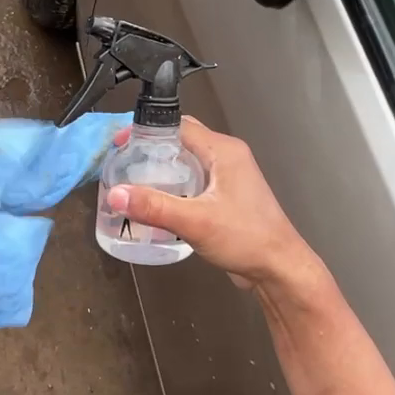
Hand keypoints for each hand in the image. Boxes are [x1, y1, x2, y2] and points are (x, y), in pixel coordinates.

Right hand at [104, 117, 315, 291]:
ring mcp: (227, 177)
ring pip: (186, 161)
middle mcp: (227, 157)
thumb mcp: (195, 221)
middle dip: (149, 149)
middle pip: (180, 141)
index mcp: (224, 151)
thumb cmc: (247, 239)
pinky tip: (155, 202)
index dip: (145, 130)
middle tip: (121, 163)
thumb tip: (116, 194)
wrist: (278, 269)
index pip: (178, 125)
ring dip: (159, 168)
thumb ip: (154, 206)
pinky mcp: (225, 195)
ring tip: (130, 181)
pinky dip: (172, 185)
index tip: (118, 143)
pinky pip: (192, 180)